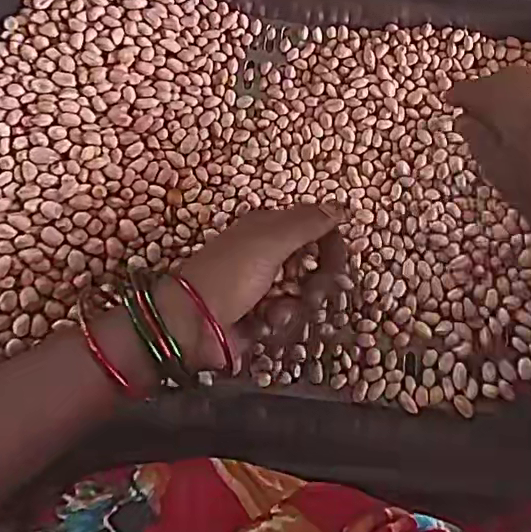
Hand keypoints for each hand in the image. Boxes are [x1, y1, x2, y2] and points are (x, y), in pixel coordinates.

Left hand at [160, 204, 342, 370]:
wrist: (191, 323)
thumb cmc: (230, 273)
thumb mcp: (270, 240)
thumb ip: (307, 223)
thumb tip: (339, 207)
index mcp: (269, 228)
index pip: (316, 230)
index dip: (330, 247)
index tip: (337, 263)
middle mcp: (269, 254)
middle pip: (314, 266)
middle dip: (315, 283)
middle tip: (308, 292)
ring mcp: (265, 286)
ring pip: (304, 296)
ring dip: (294, 306)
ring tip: (275, 312)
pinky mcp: (261, 316)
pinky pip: (288, 318)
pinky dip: (278, 323)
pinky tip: (264, 324)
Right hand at [449, 67, 530, 291]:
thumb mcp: (508, 183)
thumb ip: (483, 144)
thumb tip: (466, 121)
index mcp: (528, 118)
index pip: (484, 89)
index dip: (463, 93)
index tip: (451, 101)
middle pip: (511, 76)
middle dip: (487, 87)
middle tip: (473, 107)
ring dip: (513, 91)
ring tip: (501, 116)